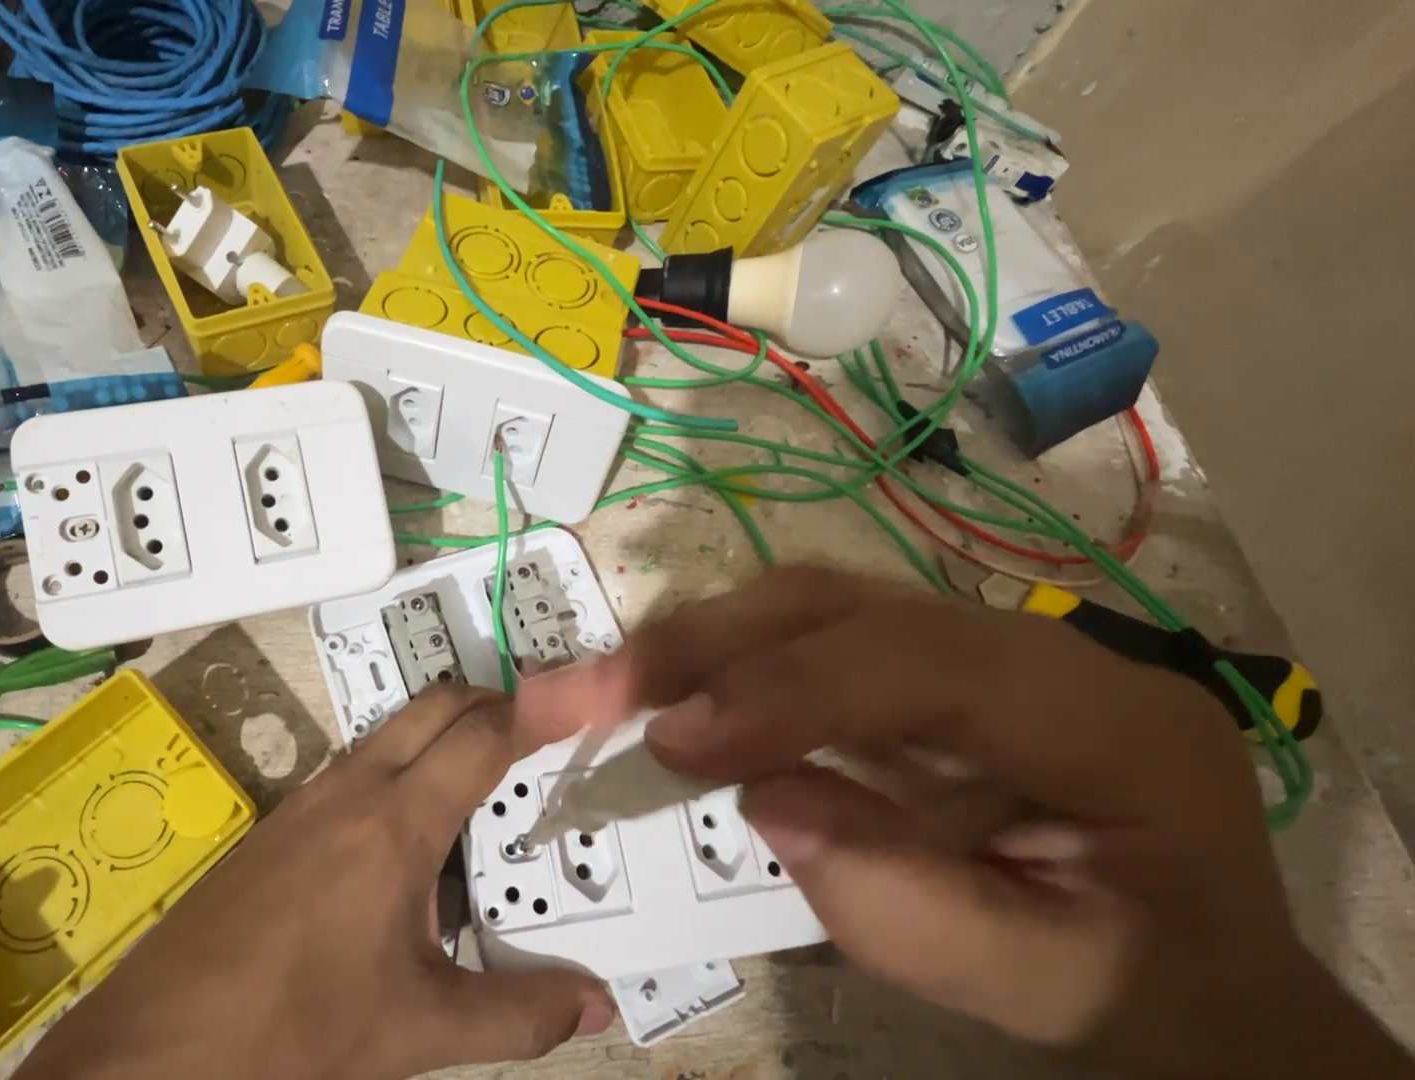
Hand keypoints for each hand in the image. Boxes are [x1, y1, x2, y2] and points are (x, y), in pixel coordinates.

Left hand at [19, 685, 612, 1079]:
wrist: (161, 1039)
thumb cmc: (299, 1026)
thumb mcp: (420, 1029)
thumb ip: (518, 1014)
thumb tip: (599, 1003)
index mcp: (400, 822)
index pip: (483, 735)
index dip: (535, 710)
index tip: (575, 699)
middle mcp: (356, 786)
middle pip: (438, 704)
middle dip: (493, 703)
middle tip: (539, 737)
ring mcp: (311, 794)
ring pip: (394, 728)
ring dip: (443, 730)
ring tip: (484, 778)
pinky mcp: (282, 816)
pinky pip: (358, 761)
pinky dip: (401, 762)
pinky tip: (408, 828)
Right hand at [518, 567, 1411, 1077]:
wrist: (1188, 956)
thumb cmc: (1135, 980)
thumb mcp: (1049, 984)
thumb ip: (912, 908)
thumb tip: (765, 799)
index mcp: (1107, 720)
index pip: (924, 663)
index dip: (790, 689)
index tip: (672, 741)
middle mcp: (1031, 647)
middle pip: (844, 604)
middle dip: (709, 643)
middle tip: (592, 696)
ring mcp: (961, 640)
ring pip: (805, 602)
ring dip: (694, 641)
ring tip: (602, 690)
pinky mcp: (907, 657)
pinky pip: (797, 635)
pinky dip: (717, 660)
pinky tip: (659, 691)